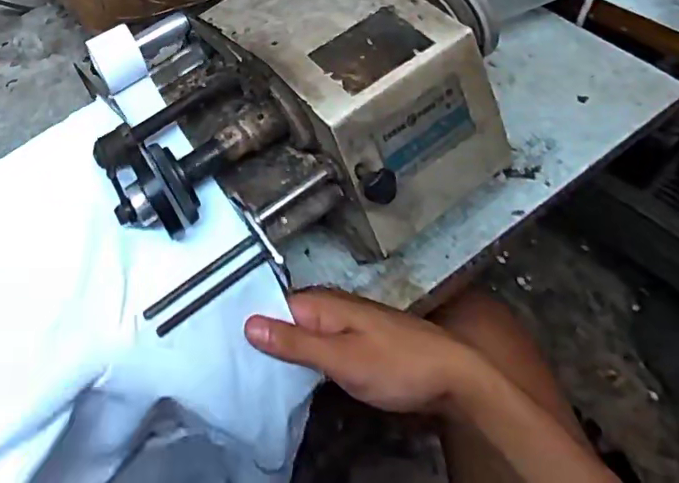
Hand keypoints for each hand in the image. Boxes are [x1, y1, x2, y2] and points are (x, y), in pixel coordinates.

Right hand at [244, 288, 488, 415]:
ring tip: (256, 370)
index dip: (251, 321)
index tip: (225, 341)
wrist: (453, 375)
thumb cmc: (397, 364)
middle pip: (286, 317)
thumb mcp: (341, 358)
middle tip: (235, 361)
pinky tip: (296, 375)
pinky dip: (305, 356)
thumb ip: (295, 343)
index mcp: (322, 303)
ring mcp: (346, 323)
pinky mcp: (357, 341)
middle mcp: (331, 305)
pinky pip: (320, 343)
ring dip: (284, 348)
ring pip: (303, 331)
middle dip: (264, 335)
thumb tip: (249, 323)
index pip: (272, 304)